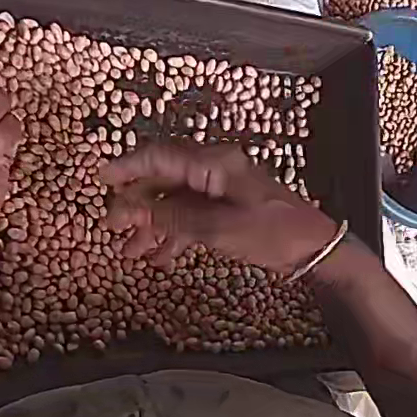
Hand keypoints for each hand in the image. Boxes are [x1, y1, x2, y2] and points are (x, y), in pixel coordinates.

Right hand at [100, 143, 337, 275]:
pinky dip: (175, 236)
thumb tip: (136, 212)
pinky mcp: (227, 211)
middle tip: (113, 229)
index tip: (101, 179)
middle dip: (137, 206)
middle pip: (164, 182)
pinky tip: (161, 259)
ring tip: (131, 252)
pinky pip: (192, 218)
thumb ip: (176, 219)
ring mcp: (221, 192)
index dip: (128, 167)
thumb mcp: (222, 228)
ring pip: (176, 204)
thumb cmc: (274, 233)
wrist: (315, 249)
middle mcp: (214, 172)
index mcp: (215, 165)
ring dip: (153, 227)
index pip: (162, 157)